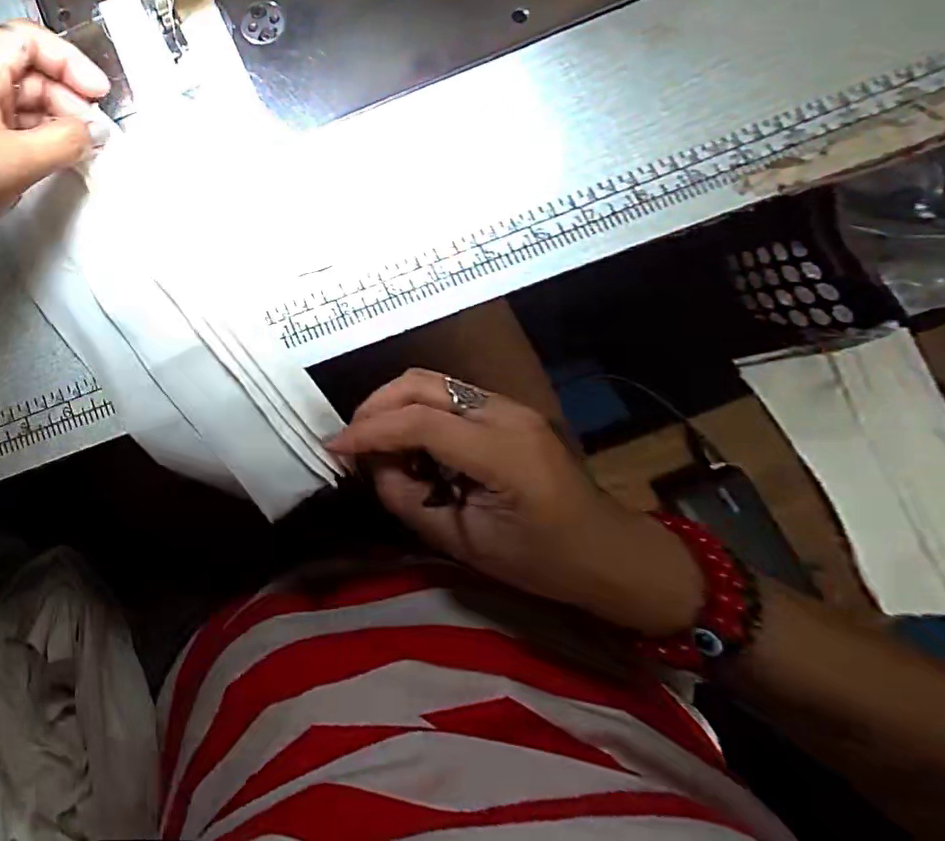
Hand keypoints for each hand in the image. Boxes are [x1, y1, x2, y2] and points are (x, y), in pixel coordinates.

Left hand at [0, 20, 111, 295]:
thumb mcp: (15, 161)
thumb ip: (65, 141)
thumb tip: (95, 132)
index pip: (28, 40)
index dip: (70, 61)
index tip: (98, 93)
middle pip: (32, 71)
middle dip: (69, 96)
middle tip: (95, 130)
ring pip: (27, 102)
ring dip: (59, 121)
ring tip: (82, 148)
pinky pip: (17, 128)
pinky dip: (43, 139)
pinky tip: (59, 158)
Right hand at [326, 369, 703, 635]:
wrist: (610, 553)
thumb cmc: (543, 562)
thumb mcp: (466, 543)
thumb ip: (409, 500)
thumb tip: (373, 466)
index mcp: (502, 451)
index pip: (419, 421)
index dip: (369, 431)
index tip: (334, 449)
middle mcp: (506, 413)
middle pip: (421, 383)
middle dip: (375, 406)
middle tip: (351, 441)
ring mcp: (510, 406)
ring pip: (433, 383)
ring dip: (395, 405)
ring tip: (375, 443)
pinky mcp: (509, 410)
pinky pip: (450, 396)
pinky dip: (417, 411)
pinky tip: (409, 443)